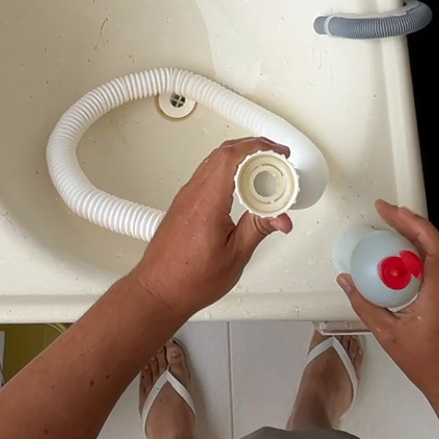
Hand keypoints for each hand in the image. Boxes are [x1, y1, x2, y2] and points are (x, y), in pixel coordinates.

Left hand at [131, 137, 294, 319]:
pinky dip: (229, 169)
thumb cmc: (188, 279)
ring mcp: (187, 195)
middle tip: (277, 156)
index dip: (258, 147)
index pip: (231, 157)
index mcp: (207, 202)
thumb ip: (258, 229)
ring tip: (265, 168)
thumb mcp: (235, 256)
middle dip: (254, 147)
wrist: (158, 290)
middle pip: (224, 153)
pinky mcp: (185, 202)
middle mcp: (194, 193)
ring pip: (215, 161)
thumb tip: (280, 216)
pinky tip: (242, 182)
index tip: (278, 152)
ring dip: (241, 157)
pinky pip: (209, 173)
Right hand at [340, 199, 438, 403]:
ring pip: (436, 253)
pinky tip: (400, 255)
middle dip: (409, 222)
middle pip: (434, 243)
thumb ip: (365, 305)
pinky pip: (435, 266)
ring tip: (390, 226)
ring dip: (414, 236)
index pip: (434, 246)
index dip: (413, 223)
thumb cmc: (428, 364)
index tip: (389, 211)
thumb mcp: (388, 335)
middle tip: (384, 211)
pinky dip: (417, 253)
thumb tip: (346, 281)